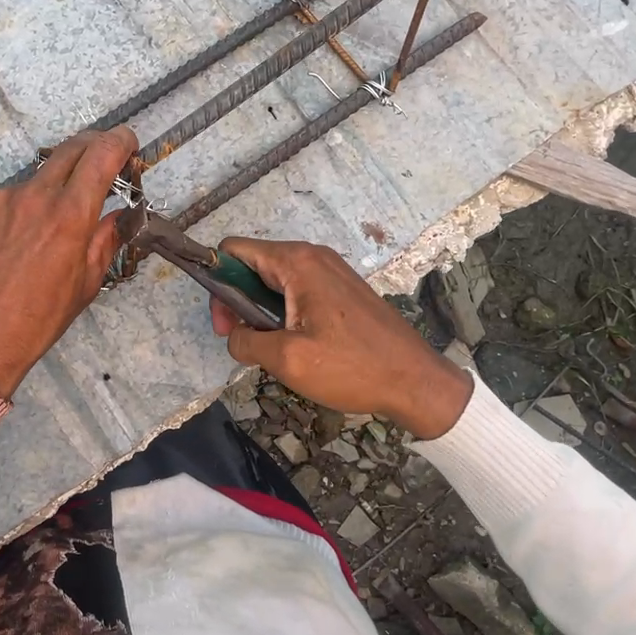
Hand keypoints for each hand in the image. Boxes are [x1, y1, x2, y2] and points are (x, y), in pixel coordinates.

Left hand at [0, 127, 137, 397]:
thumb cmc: (36, 321)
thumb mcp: (85, 285)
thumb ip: (105, 239)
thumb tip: (120, 214)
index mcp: (68, 216)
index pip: (101, 156)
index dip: (120, 141)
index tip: (127, 142)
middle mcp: (33, 197)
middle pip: (70, 150)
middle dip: (91, 149)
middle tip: (101, 162)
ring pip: (35, 180)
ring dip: (49, 192)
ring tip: (42, 233)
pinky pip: (5, 199)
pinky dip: (17, 210)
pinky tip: (11, 243)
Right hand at [209, 238, 470, 439]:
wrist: (418, 383)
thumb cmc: (352, 368)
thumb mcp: (287, 360)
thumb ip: (245, 341)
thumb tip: (234, 336)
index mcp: (297, 262)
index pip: (234, 250)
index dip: (217, 283)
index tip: (225, 324)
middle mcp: (312, 256)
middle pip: (253, 264)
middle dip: (237, 300)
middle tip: (243, 340)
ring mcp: (331, 270)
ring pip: (274, 279)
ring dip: (260, 309)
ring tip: (270, 347)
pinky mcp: (342, 288)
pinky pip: (297, 288)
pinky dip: (284, 310)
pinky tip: (294, 342)